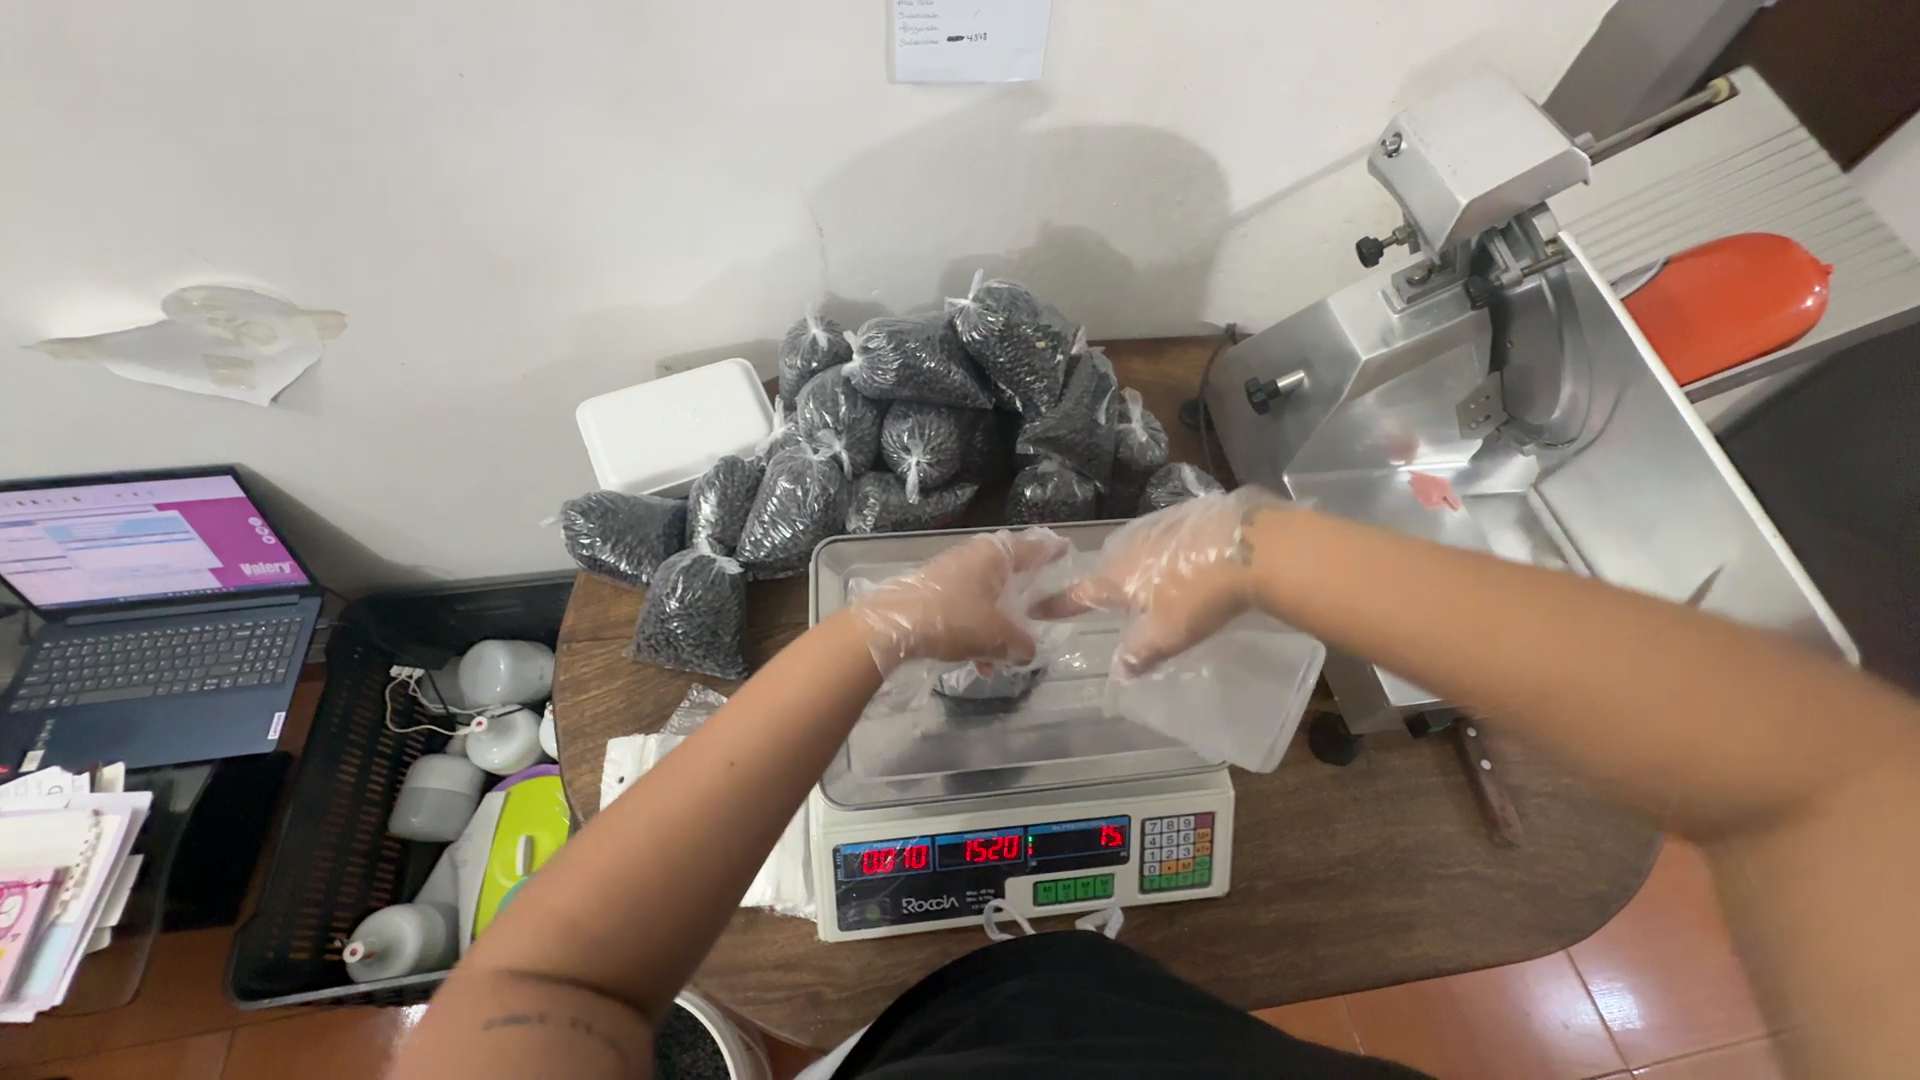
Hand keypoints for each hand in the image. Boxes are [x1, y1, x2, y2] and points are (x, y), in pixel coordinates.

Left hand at [851, 528, 1072, 674]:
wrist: (891, 625)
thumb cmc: (953, 619)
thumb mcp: (997, 637)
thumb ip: (1021, 644)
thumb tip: (1027, 651)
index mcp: (995, 555)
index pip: (1033, 547)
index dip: (1051, 550)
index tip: (1066, 548)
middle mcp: (974, 557)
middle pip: (1008, 576)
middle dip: (1020, 604)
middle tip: (1035, 618)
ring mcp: (950, 573)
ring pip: (986, 598)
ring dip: (996, 629)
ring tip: (995, 664)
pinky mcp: (931, 592)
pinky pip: (965, 609)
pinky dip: (974, 632)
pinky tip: (974, 663)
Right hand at [1033, 487, 1287, 676]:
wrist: (1253, 545)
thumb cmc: (1199, 595)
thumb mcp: (1168, 635)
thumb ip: (1139, 654)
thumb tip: (1118, 674)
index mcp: (1117, 576)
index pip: (1078, 595)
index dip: (1057, 605)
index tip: (1035, 606)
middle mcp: (1130, 546)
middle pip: (1111, 568)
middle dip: (1111, 584)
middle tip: (1124, 604)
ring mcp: (1160, 525)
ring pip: (1141, 549)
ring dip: (1146, 566)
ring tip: (1163, 583)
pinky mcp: (1190, 513)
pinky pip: (1171, 536)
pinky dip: (1175, 551)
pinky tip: (1196, 561)